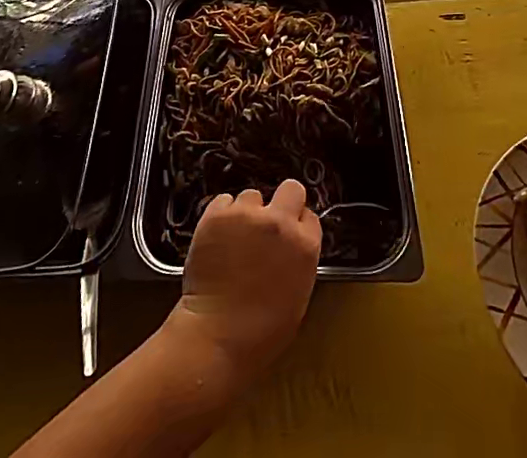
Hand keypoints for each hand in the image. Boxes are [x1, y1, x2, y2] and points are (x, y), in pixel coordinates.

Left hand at [168, 180, 321, 374]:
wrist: (217, 336)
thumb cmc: (260, 330)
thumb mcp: (299, 293)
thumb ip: (300, 258)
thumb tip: (291, 245)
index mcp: (305, 245)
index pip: (309, 215)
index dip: (298, 224)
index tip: (288, 235)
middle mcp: (280, 223)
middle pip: (291, 189)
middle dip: (282, 202)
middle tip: (267, 223)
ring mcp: (247, 217)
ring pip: (252, 195)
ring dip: (247, 212)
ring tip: (235, 237)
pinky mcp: (217, 217)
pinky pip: (223, 201)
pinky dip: (222, 215)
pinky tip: (218, 236)